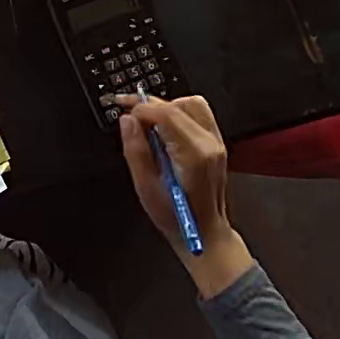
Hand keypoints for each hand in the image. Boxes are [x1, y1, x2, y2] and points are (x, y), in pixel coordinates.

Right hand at [115, 94, 253, 297]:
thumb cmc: (177, 218)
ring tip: (147, 124)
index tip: (123, 110)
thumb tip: (127, 121)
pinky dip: (177, 114)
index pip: (166, 113)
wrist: (205, 234)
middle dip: (150, 105)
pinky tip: (163, 130)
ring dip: (166, 108)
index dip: (140, 107)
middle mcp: (209, 144)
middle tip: (130, 117)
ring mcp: (216, 143)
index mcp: (193, 155)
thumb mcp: (145, 188)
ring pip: (191, 104)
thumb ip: (136, 150)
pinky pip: (198, 114)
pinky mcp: (216, 143)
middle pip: (179, 105)